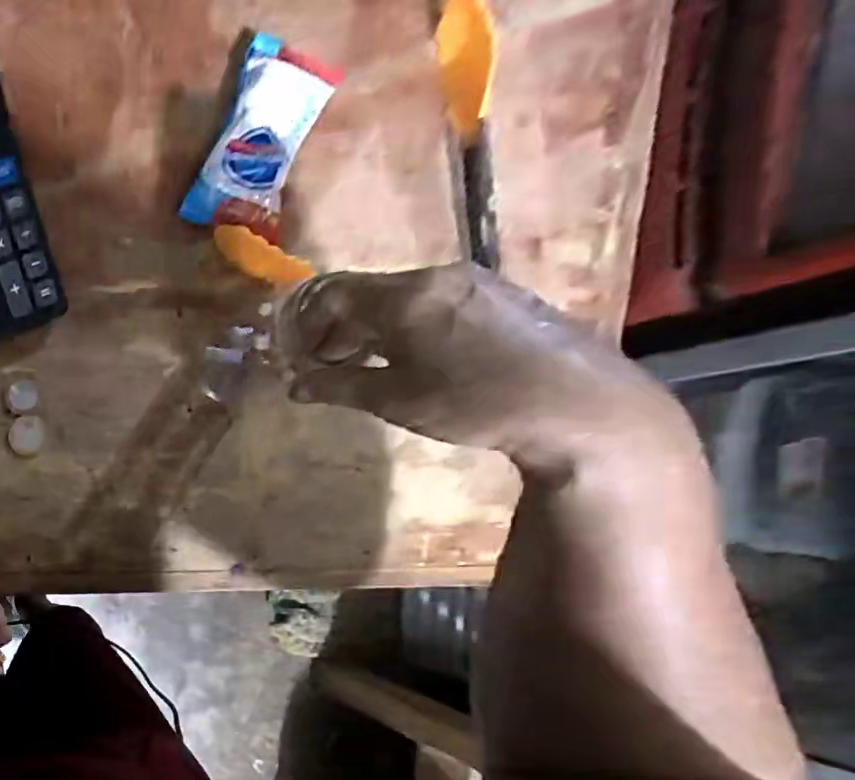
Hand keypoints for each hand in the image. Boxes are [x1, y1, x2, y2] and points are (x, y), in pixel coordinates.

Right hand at [281, 263, 696, 478]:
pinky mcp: (498, 297)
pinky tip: (408, 360)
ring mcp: (473, 283)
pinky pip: (430, 302)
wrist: (581, 407)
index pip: (332, 293)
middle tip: (322, 368)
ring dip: (367, 329)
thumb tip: (294, 387)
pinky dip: (402, 326)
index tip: (295, 358)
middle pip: (364, 292)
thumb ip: (337, 387)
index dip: (304, 323)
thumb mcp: (393, 400)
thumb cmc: (473, 402)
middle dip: (333, 328)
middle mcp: (437, 277)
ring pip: (397, 297)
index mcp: (405, 297)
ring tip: (360, 368)